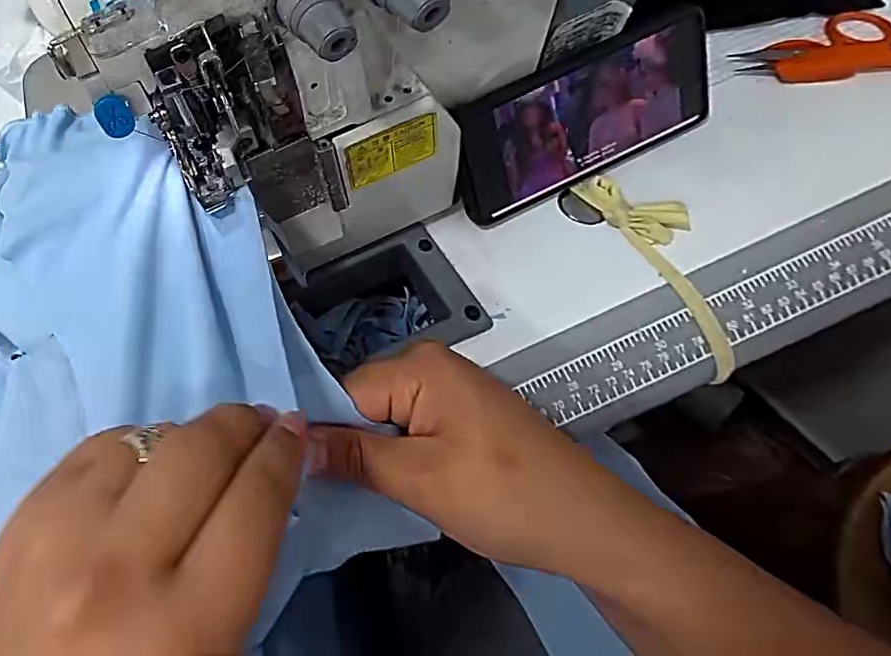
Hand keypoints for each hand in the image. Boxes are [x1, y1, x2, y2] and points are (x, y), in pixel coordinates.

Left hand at [0, 404, 307, 655]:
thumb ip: (236, 575)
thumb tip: (259, 486)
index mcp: (178, 629)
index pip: (252, 505)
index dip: (282, 458)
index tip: (294, 433)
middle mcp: (118, 566)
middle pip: (201, 452)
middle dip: (243, 425)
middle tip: (263, 421)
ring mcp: (63, 529)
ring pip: (148, 436)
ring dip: (188, 436)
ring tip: (206, 449)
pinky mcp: (24, 512)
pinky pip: (99, 445)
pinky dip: (134, 444)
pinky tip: (146, 461)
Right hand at [308, 341, 634, 576]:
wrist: (593, 528)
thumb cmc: (508, 497)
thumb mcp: (421, 481)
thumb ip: (354, 457)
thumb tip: (297, 443)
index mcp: (419, 364)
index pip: (344, 390)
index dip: (329, 433)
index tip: (314, 472)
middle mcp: (432, 362)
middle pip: (364, 400)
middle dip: (355, 443)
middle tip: (350, 489)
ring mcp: (452, 385)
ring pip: (387, 415)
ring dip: (379, 452)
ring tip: (381, 489)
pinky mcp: (464, 410)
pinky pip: (413, 423)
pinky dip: (404, 452)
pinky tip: (408, 482)